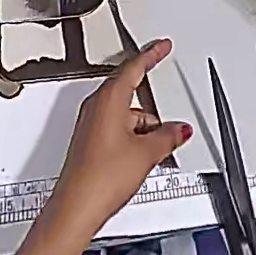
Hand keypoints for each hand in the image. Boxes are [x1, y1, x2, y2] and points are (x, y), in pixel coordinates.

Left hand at [44, 39, 191, 235]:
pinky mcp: (90, 141)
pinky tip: (143, 154)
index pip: (134, 67)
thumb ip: (168, 136)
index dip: (151, 54)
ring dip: (143, 124)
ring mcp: (91, 124)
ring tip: (158, 145)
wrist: (76, 209)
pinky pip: (117, 127)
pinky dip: (132, 135)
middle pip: (129, 90)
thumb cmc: (100, 178)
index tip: (162, 45)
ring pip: (125, 112)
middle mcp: (96, 107)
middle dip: (151, 101)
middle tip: (167, 104)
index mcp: (109, 99)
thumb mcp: (147, 153)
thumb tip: (179, 130)